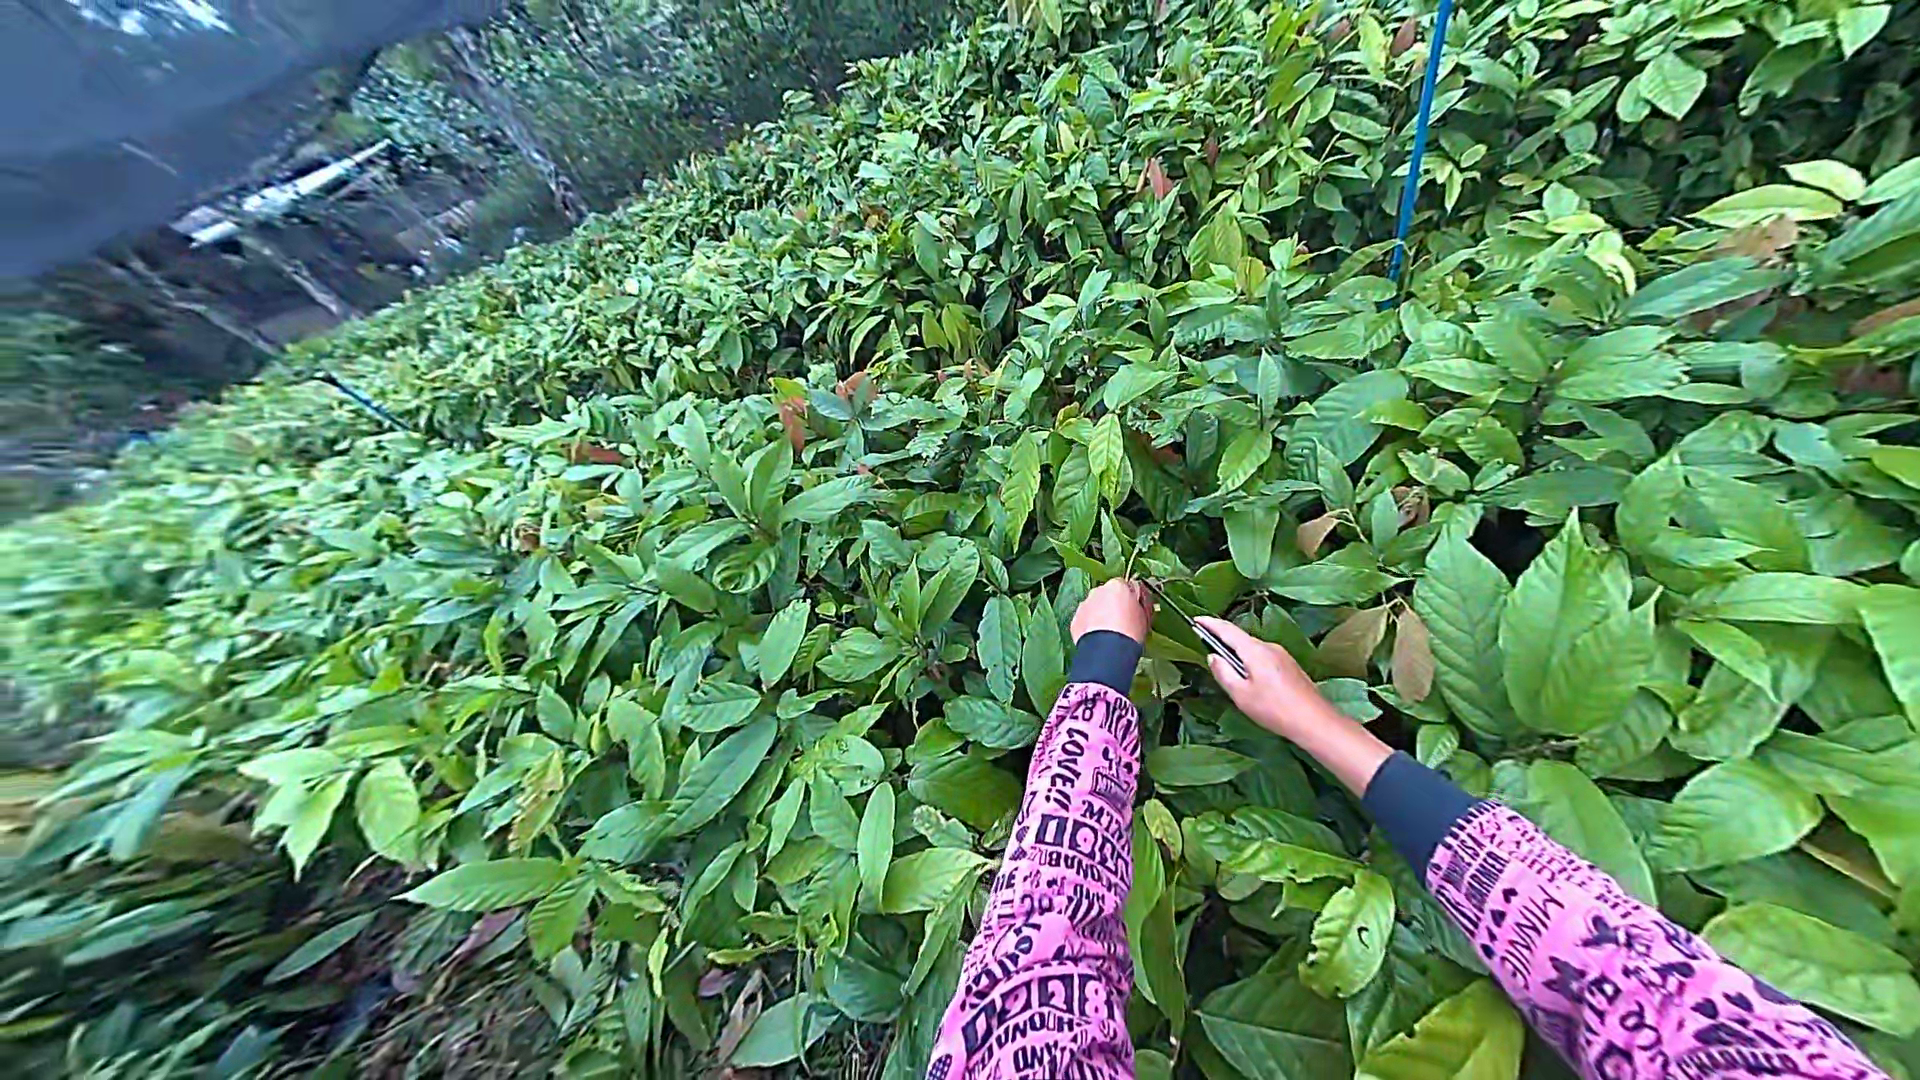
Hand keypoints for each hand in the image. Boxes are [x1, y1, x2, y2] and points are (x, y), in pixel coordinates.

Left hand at [1070, 578, 1153, 643]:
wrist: (1108, 650)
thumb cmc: (1131, 631)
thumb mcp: (1145, 614)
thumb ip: (1142, 601)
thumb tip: (1141, 596)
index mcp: (1117, 586)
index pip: (1124, 586)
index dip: (1129, 598)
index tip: (1133, 609)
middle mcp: (1097, 591)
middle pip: (1106, 595)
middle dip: (1112, 605)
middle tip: (1121, 622)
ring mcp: (1084, 605)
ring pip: (1093, 607)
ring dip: (1099, 615)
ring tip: (1108, 633)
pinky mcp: (1075, 620)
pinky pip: (1084, 620)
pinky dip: (1090, 626)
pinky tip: (1098, 638)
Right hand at [1195, 616, 1341, 739]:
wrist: (1316, 722)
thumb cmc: (1275, 709)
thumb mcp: (1241, 694)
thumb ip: (1223, 673)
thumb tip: (1213, 657)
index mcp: (1255, 651)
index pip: (1227, 630)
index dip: (1210, 623)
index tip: (1196, 619)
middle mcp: (1269, 647)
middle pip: (1240, 638)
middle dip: (1222, 640)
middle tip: (1205, 645)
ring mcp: (1282, 655)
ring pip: (1252, 648)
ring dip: (1237, 653)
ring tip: (1227, 668)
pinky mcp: (1290, 666)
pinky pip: (1263, 656)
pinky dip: (1250, 660)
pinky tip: (1250, 678)